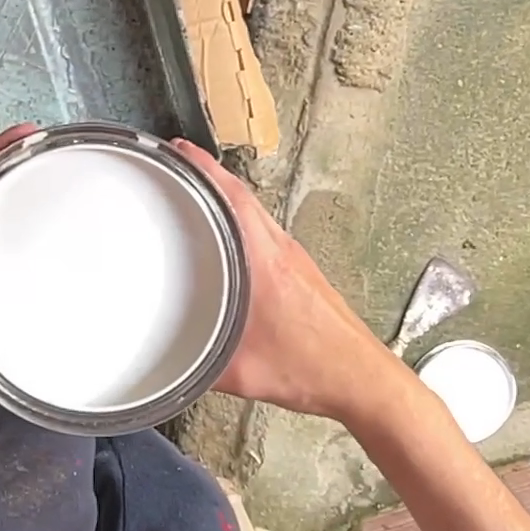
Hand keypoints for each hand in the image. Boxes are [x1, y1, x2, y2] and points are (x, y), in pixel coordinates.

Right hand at [170, 139, 417, 427]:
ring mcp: (294, 257)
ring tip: (198, 188)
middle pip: (242, 194)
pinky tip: (228, 231)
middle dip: (208, 172)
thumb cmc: (314, 369)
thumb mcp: (239, 372)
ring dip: (226, 192)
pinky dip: (241, 216)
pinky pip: (264, 227)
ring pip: (255, 209)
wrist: (362, 378)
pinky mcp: (300, 269)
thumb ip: (197, 365)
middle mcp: (282, 250)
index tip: (181, 151)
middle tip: (181, 161)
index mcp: (264, 263)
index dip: (203, 169)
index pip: (231, 199)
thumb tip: (167, 363)